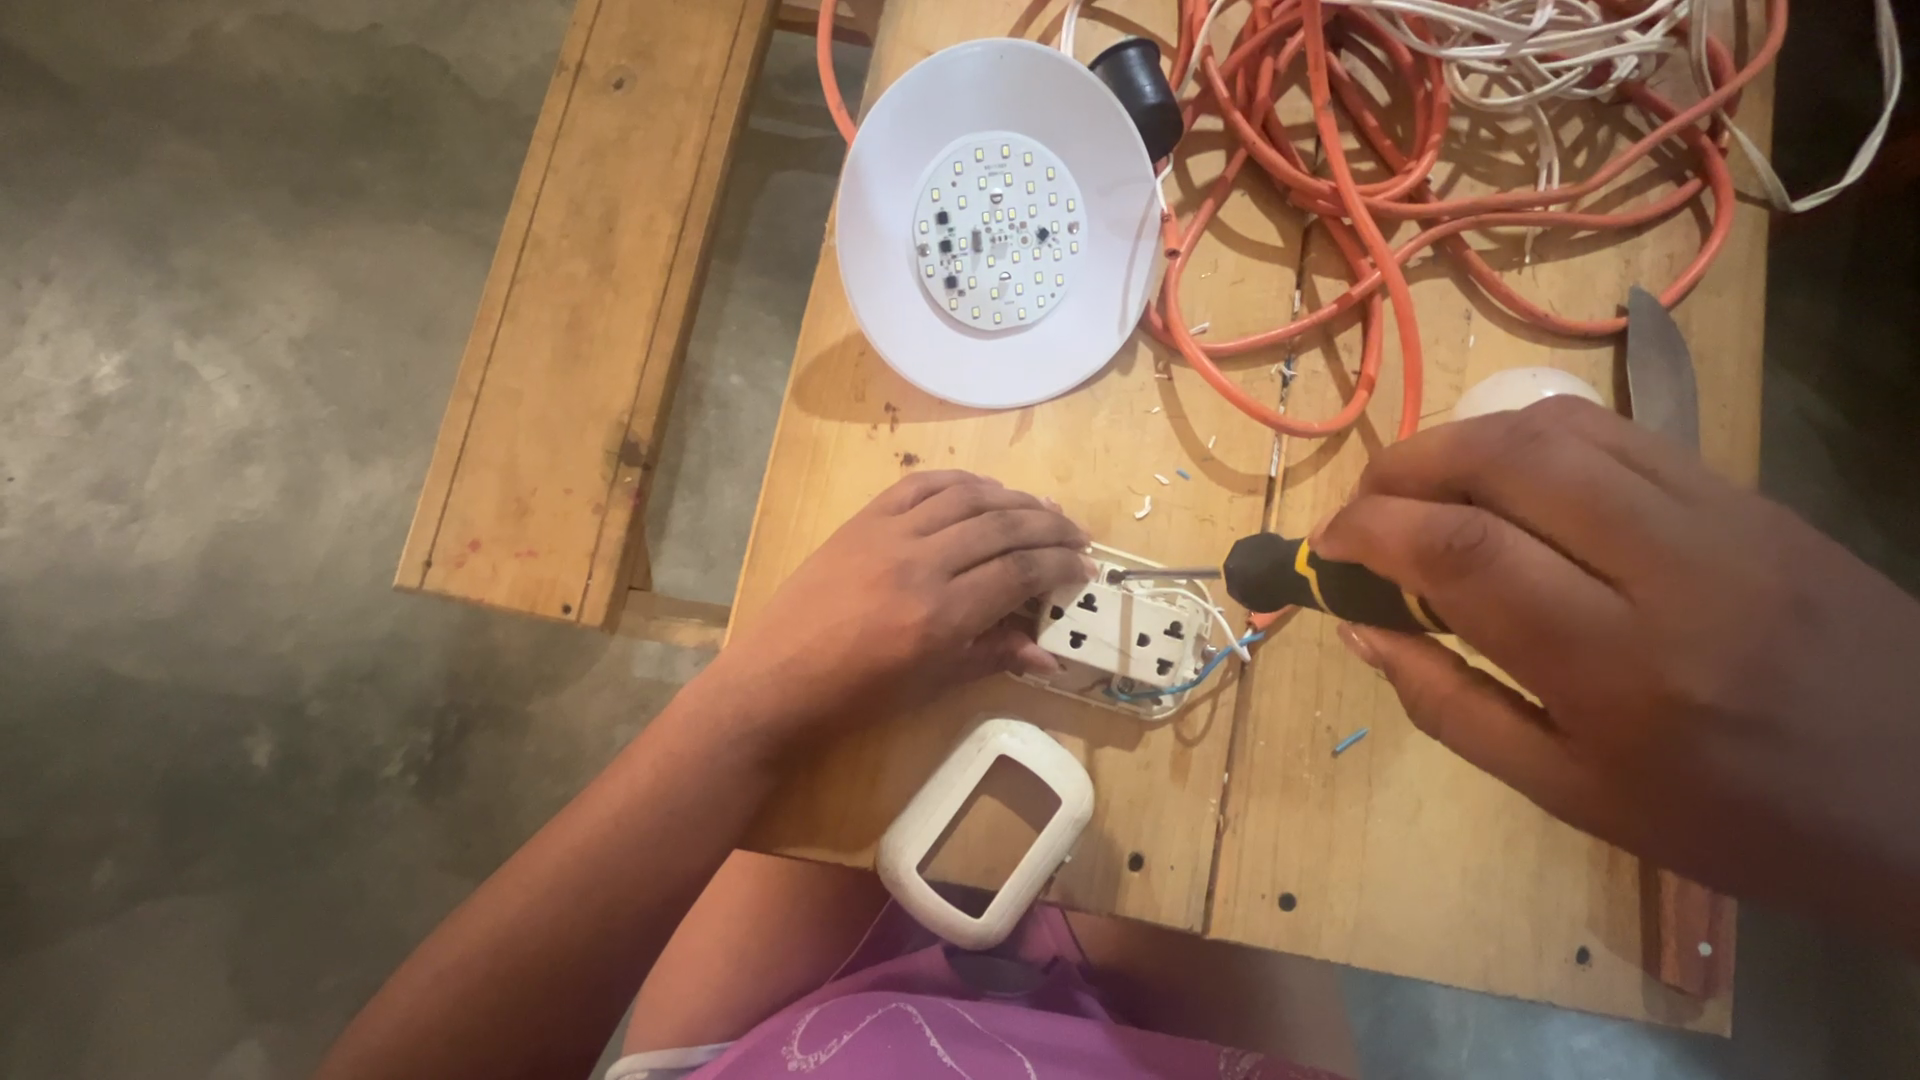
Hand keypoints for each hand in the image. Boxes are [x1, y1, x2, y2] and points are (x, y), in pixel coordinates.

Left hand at [701, 471, 1092, 755]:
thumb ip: (994, 655)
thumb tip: (1051, 652)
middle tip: (1076, 534)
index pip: (1019, 572)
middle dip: (1049, 527)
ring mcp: (888, 534)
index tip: (1084, 567)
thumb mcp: (933, 684)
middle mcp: (920, 564)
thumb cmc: (858, 696)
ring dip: (1013, 498)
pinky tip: (985, 489)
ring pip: (967, 497)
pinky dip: (960, 481)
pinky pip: (920, 485)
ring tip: (1041, 509)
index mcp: (940, 615)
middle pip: (1002, 527)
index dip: (1060, 565)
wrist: (778, 678)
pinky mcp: (862, 520)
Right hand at [1315, 397, 1919, 949]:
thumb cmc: (1737, 821)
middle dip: (1399, 470)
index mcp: (1618, 667)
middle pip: (1502, 460)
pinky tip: (1499, 484)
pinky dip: (1523, 441)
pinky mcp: (1746, 493)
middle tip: (1361, 513)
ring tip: (1416, 493)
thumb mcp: (1566, 791)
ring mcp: (1720, 516)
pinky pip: (1610, 433)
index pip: (1462, 550)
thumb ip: (1445, 704)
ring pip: (1554, 428)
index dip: (1369, 530)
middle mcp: (1670, 568)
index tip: (1328, 550)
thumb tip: (1357, 630)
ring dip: (1455, 445)